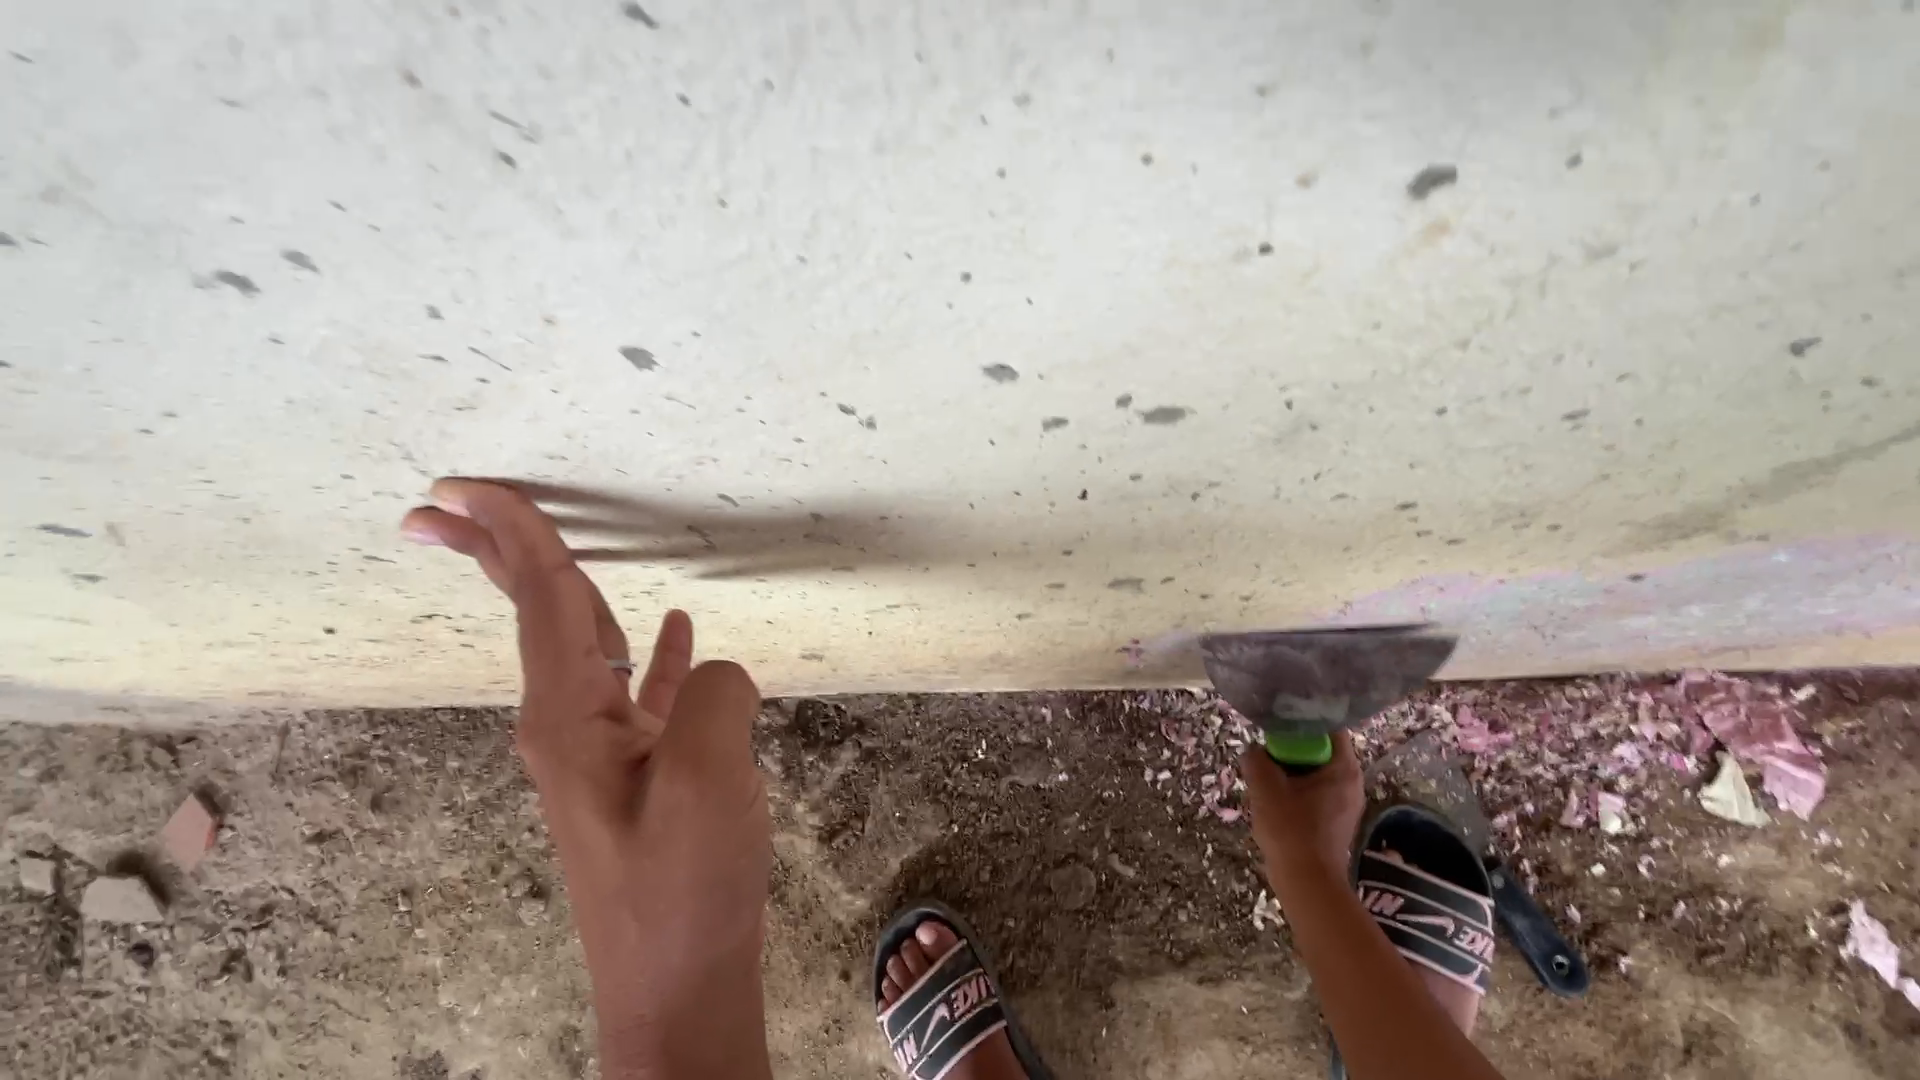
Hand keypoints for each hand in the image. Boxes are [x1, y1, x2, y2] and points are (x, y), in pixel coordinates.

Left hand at [402, 478, 770, 1079]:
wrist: (680, 984)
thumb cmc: (684, 884)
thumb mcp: (707, 776)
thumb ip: (711, 693)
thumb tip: (710, 666)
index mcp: (570, 719)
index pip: (544, 602)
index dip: (513, 536)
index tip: (463, 487)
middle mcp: (571, 726)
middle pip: (538, 617)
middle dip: (497, 554)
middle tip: (445, 503)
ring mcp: (603, 752)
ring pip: (585, 647)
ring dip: (568, 593)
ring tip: (555, 551)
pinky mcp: (643, 772)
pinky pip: (637, 689)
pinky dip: (646, 651)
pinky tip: (672, 630)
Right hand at [1240, 732, 1364, 887]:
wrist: (1306, 883)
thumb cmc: (1290, 830)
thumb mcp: (1265, 787)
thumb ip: (1256, 759)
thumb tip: (1255, 752)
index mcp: (1343, 769)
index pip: (1328, 728)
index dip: (1301, 721)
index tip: (1276, 724)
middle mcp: (1350, 783)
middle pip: (1318, 751)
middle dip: (1290, 750)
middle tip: (1265, 753)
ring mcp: (1344, 804)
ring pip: (1313, 774)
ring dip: (1289, 773)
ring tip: (1265, 779)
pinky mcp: (1334, 821)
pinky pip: (1313, 794)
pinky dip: (1294, 792)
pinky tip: (1273, 802)